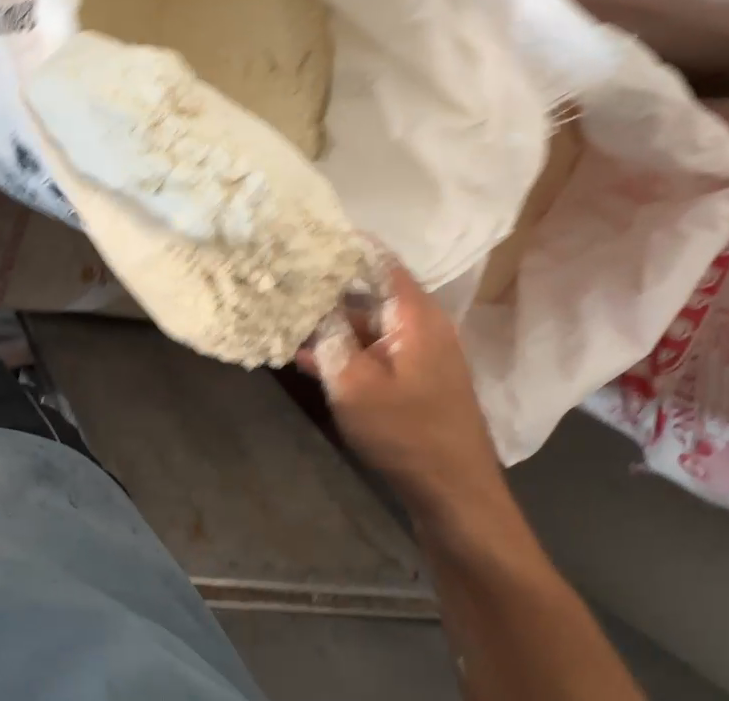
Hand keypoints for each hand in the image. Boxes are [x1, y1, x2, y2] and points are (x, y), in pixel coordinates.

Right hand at [298, 256, 504, 516]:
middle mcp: (420, 325)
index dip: (339, 244)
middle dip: (323, 282)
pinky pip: (369, 347)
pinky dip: (339, 346)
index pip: (377, 259)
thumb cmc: (404, 431)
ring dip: (326, 318)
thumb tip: (307, 298)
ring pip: (363, 320)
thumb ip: (327, 334)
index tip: (296, 236)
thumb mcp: (351, 380)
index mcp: (414, 315)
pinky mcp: (410, 377)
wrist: (453, 493)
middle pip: (367, 288)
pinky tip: (300, 353)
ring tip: (278, 312)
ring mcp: (416, 352)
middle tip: (275, 275)